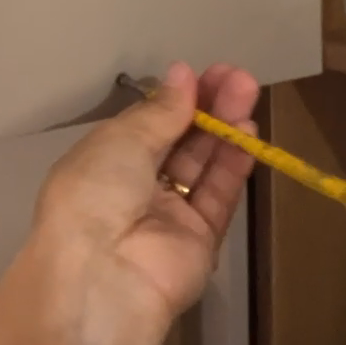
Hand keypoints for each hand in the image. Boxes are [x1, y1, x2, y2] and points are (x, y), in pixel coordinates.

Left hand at [32, 62, 260, 325]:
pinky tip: (249, 133)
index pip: (143, 122)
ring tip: (249, 92)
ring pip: (201, 163)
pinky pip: (218, 195)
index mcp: (101, 158)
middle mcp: (132, 183)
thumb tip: (181, 74)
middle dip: (206, 107)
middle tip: (238, 76)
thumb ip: (158, 113)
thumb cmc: (96, 191)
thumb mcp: (120, 141)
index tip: (201, 72)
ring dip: (224, 129)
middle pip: (177, 139)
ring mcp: (166, 211)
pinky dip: (233, 164)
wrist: (103, 272)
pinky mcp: (200, 238)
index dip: (172, 98)